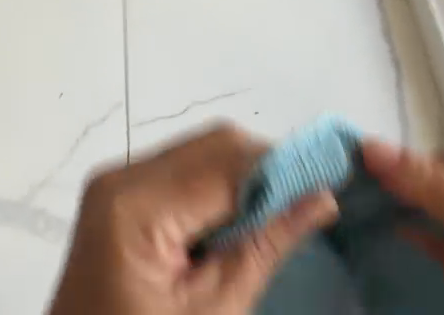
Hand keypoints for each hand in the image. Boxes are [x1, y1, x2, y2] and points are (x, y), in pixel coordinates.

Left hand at [48, 124, 338, 314]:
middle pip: (211, 145)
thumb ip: (265, 245)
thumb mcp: (213, 312)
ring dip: (241, 176)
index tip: (329, 182)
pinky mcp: (118, 193)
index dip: (282, 168)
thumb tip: (322, 196)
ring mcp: (114, 180)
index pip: (225, 163)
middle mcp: (120, 174)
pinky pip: (179, 170)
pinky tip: (234, 222)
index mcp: (135, 205)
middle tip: (306, 203)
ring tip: (273, 218)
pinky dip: (214, 187)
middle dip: (264, 168)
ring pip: (199, 151)